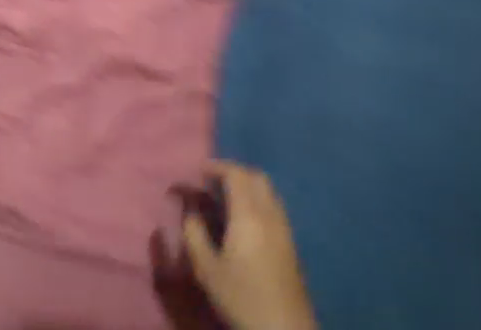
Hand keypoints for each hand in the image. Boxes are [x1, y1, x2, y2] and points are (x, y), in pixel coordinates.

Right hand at [181, 161, 316, 329]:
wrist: (284, 328)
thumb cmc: (242, 297)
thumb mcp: (207, 269)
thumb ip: (194, 234)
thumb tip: (190, 210)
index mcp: (249, 215)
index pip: (236, 174)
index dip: (217, 166)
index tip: (198, 171)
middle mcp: (270, 214)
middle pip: (256, 177)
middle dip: (234, 172)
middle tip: (212, 182)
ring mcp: (284, 228)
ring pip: (268, 191)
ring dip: (248, 186)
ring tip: (226, 199)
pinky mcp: (291, 243)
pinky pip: (274, 207)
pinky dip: (258, 201)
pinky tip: (244, 220)